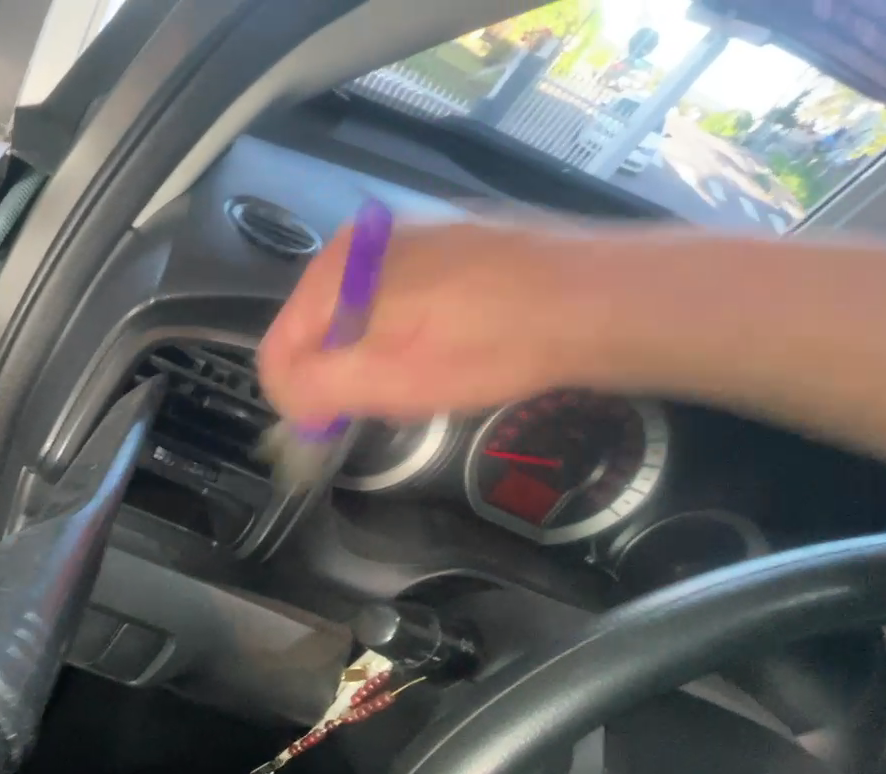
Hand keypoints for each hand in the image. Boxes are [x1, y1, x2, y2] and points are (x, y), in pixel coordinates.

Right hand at [257, 221, 615, 422]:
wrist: (607, 299)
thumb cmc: (488, 344)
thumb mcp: (385, 381)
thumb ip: (310, 391)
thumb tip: (284, 400)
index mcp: (336, 267)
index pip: (278, 347)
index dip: (296, 397)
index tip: (329, 428)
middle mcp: (363, 241)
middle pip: (316, 330)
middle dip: (338, 375)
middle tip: (383, 404)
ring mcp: (411, 234)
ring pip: (358, 316)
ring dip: (372, 357)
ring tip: (421, 379)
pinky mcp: (453, 241)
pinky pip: (399, 298)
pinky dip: (406, 331)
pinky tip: (449, 348)